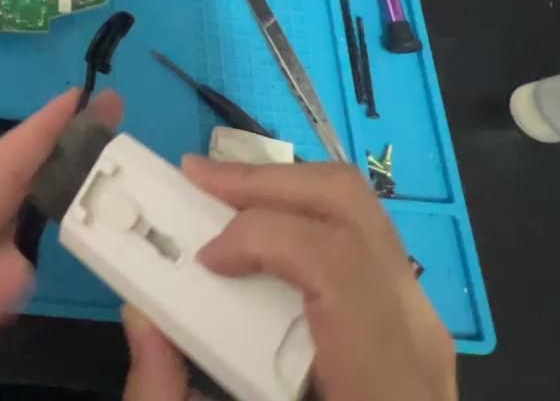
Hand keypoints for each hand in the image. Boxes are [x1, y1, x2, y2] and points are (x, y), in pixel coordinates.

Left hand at [0, 88, 124, 400]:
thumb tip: (20, 262)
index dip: (35, 134)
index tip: (79, 99)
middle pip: (9, 186)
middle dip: (55, 148)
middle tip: (108, 118)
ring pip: (15, 221)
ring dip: (55, 190)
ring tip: (102, 168)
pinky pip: (14, 268)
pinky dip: (43, 242)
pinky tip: (64, 238)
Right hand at [120, 157, 453, 400]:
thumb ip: (168, 394)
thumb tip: (138, 312)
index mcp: (385, 387)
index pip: (339, 265)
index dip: (263, 237)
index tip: (203, 258)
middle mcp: (419, 343)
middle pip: (352, 211)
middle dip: (265, 182)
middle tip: (193, 180)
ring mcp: (420, 325)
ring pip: (358, 211)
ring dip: (279, 188)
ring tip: (214, 194)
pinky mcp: (406, 319)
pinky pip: (356, 235)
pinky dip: (298, 213)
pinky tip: (253, 228)